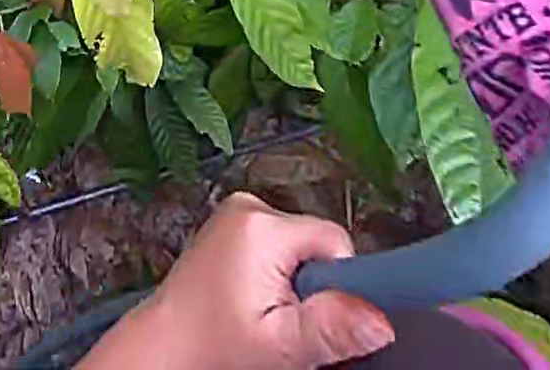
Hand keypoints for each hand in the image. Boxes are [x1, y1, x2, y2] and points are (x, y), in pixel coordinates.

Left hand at [78, 193, 393, 369]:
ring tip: (263, 309)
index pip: (336, 240)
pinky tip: (251, 296)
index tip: (316, 312)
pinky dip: (274, 271)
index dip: (340, 282)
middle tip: (282, 317)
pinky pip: (274, 243)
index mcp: (261, 225)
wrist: (169, 340)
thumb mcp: (282, 345)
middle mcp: (246, 205)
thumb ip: (332, 327)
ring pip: (297, 245)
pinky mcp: (229, 222)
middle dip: (313, 284)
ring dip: (292, 280)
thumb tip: (380, 319)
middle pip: (315, 242)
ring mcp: (234, 211)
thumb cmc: (217, 343)